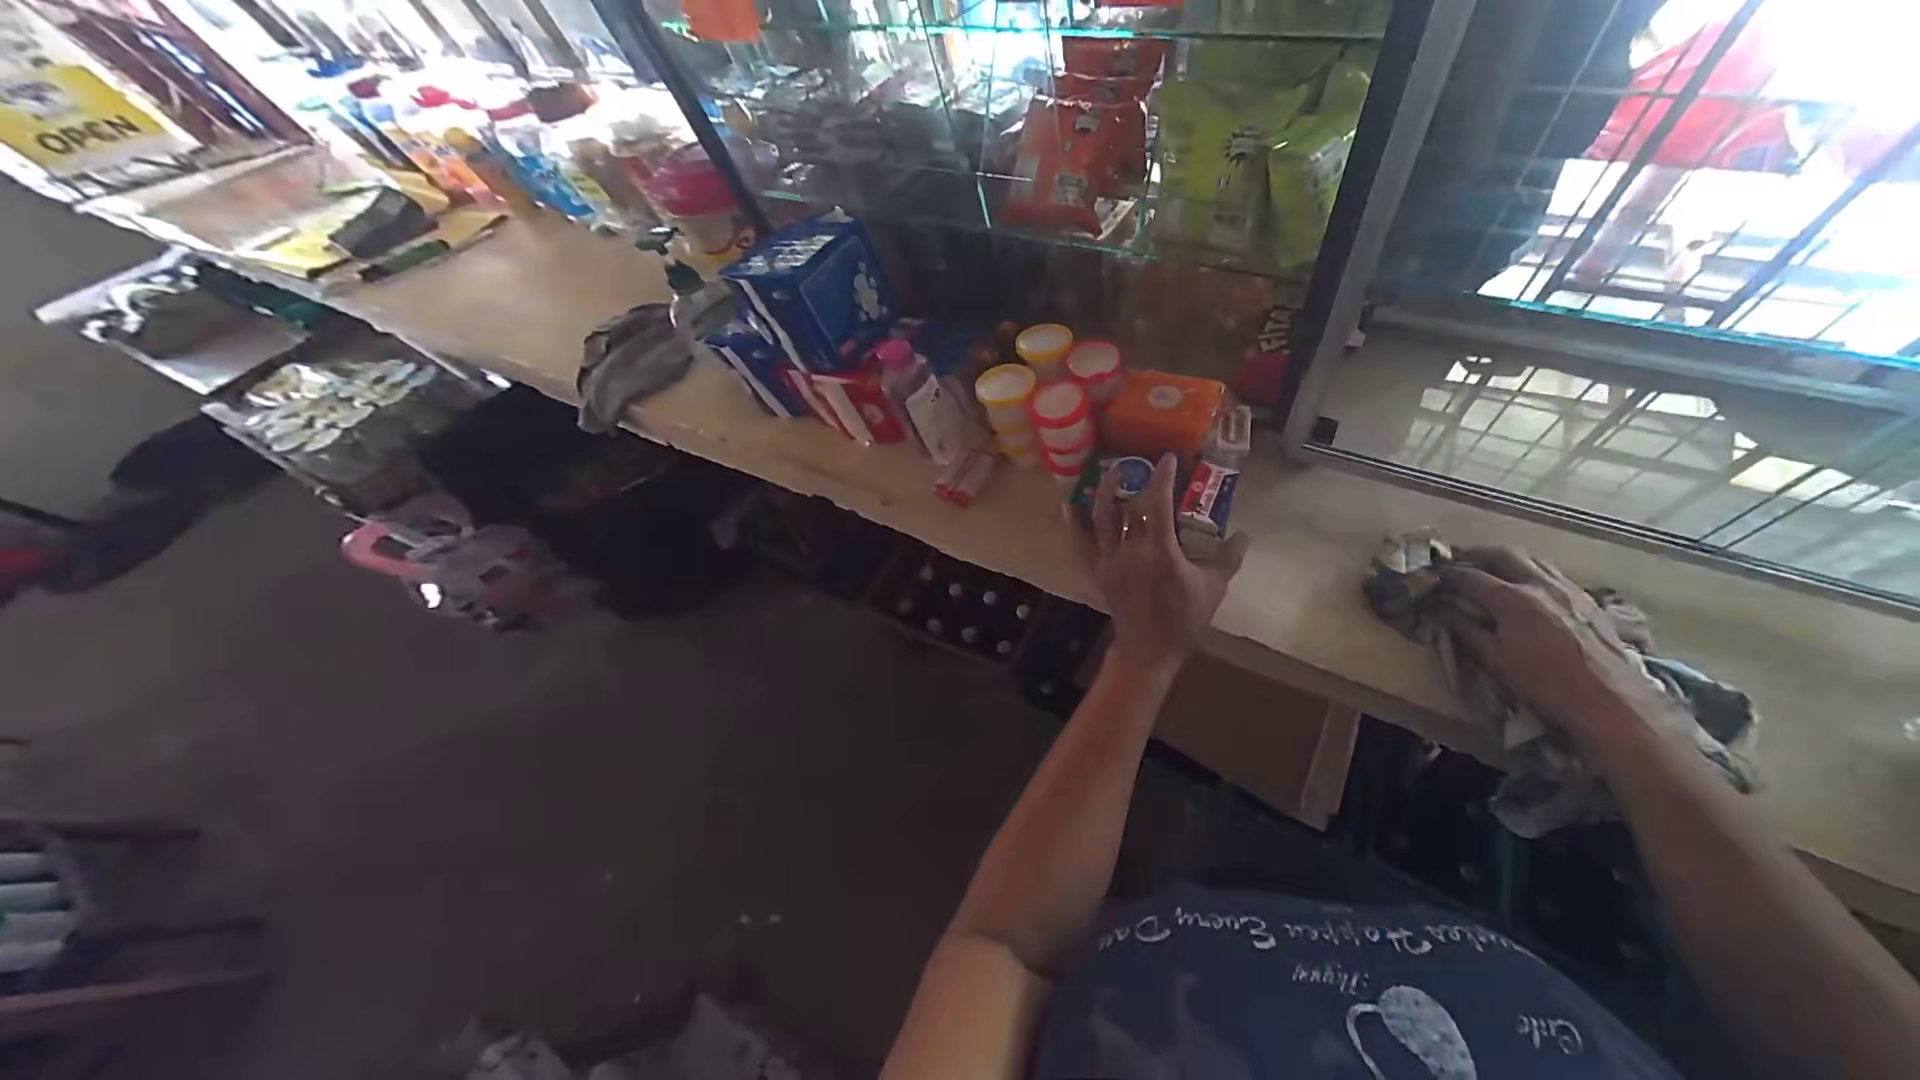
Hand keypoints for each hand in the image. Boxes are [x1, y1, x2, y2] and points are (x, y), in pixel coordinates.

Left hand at [1077, 454, 1248, 670]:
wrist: (1149, 648)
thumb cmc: (1184, 618)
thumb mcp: (1213, 587)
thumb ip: (1228, 557)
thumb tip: (1245, 534)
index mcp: (1159, 549)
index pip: (1158, 502)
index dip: (1162, 477)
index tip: (1167, 460)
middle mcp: (1130, 548)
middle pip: (1129, 505)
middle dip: (1137, 480)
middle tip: (1143, 465)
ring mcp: (1109, 559)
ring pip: (1101, 517)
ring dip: (1105, 492)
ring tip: (1112, 473)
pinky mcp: (1097, 571)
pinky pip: (1080, 544)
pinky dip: (1072, 525)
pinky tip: (1068, 506)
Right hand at [1441, 549, 1671, 745]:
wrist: (1611, 701)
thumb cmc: (1545, 683)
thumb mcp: (1494, 659)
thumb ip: (1466, 629)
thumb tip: (1443, 609)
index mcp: (1512, 600)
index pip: (1470, 576)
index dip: (1447, 574)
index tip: (1432, 575)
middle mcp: (1540, 585)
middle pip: (1502, 555)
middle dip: (1475, 555)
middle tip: (1457, 562)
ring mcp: (1568, 589)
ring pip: (1532, 559)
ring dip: (1506, 559)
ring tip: (1490, 569)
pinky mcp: (1588, 600)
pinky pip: (1554, 573)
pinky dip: (1531, 570)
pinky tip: (1527, 585)